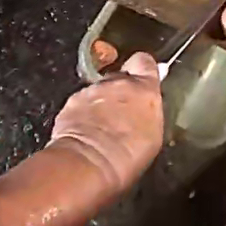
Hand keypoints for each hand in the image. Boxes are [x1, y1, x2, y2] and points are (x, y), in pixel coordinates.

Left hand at [48, 52, 163, 190]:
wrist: (89, 163)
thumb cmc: (128, 155)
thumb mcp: (153, 134)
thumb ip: (151, 106)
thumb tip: (151, 93)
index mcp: (142, 89)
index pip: (144, 62)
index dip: (143, 69)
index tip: (144, 80)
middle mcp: (115, 83)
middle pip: (120, 78)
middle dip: (121, 92)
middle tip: (123, 114)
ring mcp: (91, 90)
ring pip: (99, 90)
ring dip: (102, 103)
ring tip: (104, 128)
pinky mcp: (72, 101)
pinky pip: (81, 102)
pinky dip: (84, 112)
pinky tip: (87, 131)